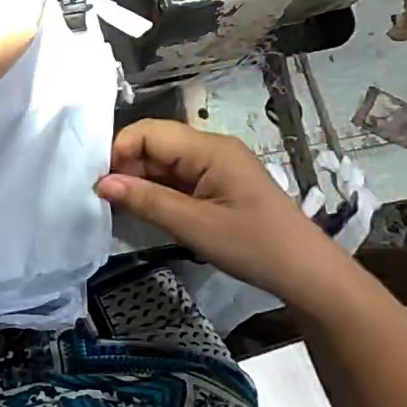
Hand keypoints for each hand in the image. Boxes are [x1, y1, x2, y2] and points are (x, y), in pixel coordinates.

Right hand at [96, 120, 355, 309]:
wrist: (306, 273)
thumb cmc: (254, 246)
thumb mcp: (194, 226)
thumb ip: (146, 201)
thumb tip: (100, 183)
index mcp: (210, 149)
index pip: (150, 132)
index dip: (120, 150)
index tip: (100, 184)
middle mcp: (211, 149)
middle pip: (155, 144)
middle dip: (127, 167)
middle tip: (106, 201)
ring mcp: (215, 167)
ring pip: (163, 163)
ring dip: (141, 182)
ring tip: (121, 209)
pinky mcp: (217, 185)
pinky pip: (177, 179)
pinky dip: (158, 193)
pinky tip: (145, 212)